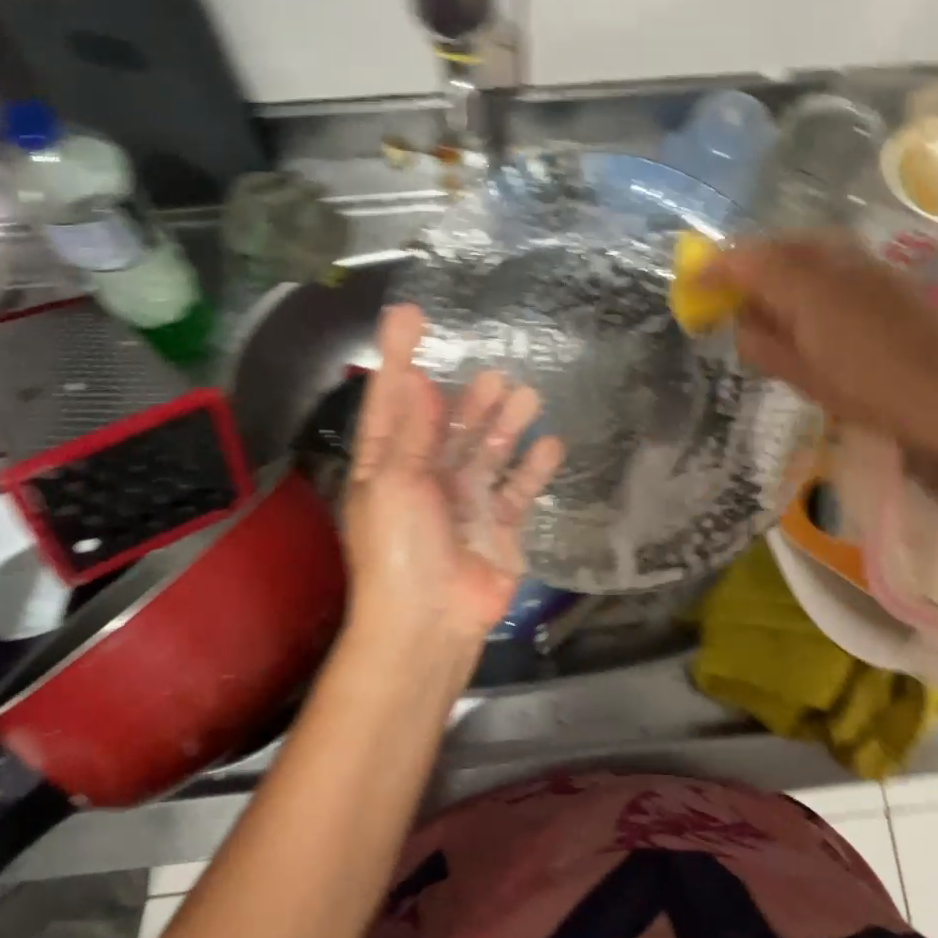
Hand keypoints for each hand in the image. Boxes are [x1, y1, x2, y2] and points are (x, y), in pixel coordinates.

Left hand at [342, 305, 563, 644]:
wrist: (431, 623)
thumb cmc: (401, 550)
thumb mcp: (393, 481)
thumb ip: (411, 429)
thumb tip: (416, 376)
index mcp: (387, 464)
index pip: (393, 400)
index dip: (398, 358)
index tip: (409, 315)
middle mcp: (424, 477)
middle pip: (449, 424)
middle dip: (470, 399)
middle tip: (495, 377)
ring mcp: (464, 501)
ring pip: (487, 450)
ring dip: (504, 424)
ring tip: (526, 397)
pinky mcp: (498, 525)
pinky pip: (519, 487)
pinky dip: (534, 466)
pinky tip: (550, 445)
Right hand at [707, 231, 937, 502]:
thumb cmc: (874, 394)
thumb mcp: (804, 378)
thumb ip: (763, 344)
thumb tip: (742, 323)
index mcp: (806, 284)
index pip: (745, 260)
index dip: (714, 268)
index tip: (692, 281)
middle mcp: (835, 259)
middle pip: (778, 244)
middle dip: (748, 261)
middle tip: (729, 290)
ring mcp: (868, 261)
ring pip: (810, 246)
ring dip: (781, 263)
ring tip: (768, 298)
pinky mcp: (893, 273)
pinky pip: (837, 258)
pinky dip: (812, 271)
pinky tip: (814, 304)